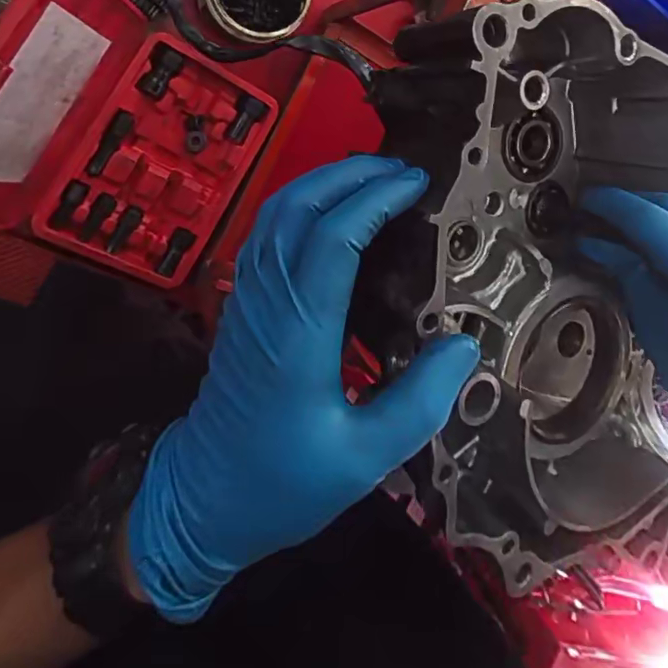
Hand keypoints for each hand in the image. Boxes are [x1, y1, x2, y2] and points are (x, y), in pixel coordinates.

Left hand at [128, 157, 479, 621]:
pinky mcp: (241, 304)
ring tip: (371, 179)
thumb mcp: (364, 459)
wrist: (203, 498)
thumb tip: (465, 343)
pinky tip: (328, 213)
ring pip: (275, 214)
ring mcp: (246, 297)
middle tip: (400, 169)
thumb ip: (420, 401)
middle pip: (297, 208)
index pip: (332, 237)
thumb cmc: (282, 482)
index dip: (374, 200)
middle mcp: (267, 299)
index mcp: (299, 331)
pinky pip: (266, 235)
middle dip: (348, 176)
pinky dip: (300, 206)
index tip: (416, 183)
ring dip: (321, 183)